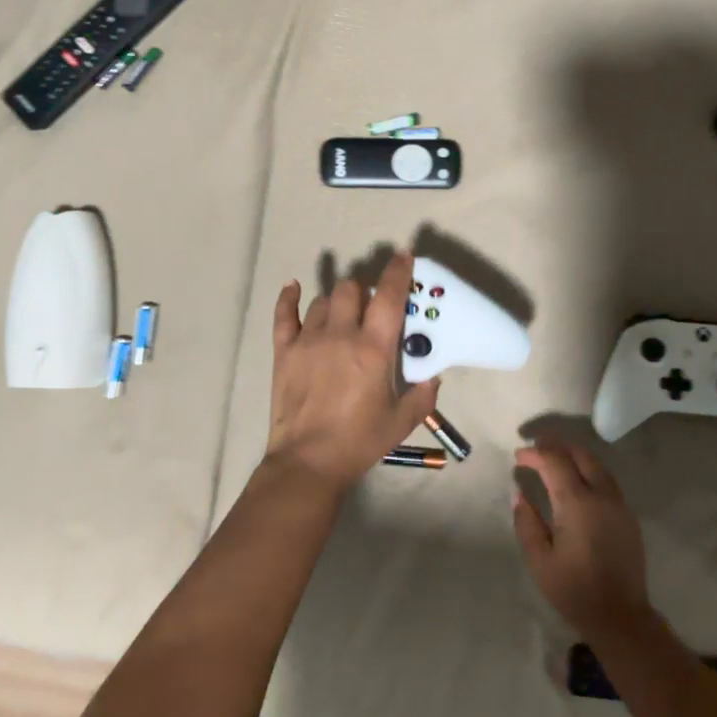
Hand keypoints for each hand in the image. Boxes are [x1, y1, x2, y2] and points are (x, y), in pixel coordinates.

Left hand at [267, 252, 439, 486]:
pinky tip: (293, 287)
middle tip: (371, 304)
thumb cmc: (360, 441)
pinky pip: (283, 314)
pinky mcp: (284, 352)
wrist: (308, 461)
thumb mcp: (403, 422)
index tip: (404, 256)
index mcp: (374, 348)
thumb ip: (423, 396)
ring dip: (337, 300)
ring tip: (343, 312)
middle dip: (364, 289)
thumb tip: (434, 376)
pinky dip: (288, 298)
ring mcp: (308, 340)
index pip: (389, 297)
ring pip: (323, 300)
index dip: (398, 272)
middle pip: (352, 289)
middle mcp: (341, 335)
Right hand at [511, 436, 651, 640]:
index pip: (555, 461)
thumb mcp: (539, 560)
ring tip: (554, 458)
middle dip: (557, 445)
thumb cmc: (574, 590)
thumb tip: (519, 494)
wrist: (620, 615)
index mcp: (577, 503)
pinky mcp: (628, 515)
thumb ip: (526, 522)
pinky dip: (589, 471)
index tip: (518, 456)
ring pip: (598, 465)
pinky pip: (607, 480)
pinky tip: (577, 482)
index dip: (535, 454)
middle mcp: (602, 495)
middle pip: (581, 454)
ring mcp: (619, 504)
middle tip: (536, 447)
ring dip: (575, 456)